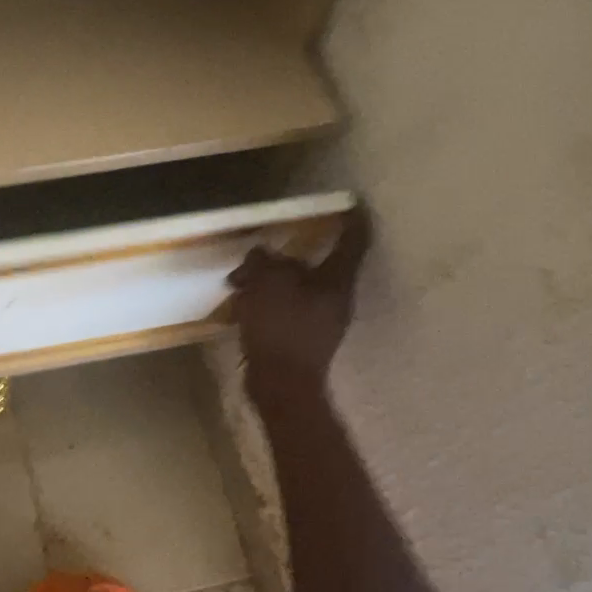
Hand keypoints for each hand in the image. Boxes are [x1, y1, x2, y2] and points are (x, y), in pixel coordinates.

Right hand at [227, 204, 371, 404]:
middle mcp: (336, 300)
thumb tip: (260, 254)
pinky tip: (243, 308)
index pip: (352, 242)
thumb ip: (264, 263)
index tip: (351, 204)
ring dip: (270, 283)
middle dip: (285, 259)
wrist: (281, 386)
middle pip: (316, 268)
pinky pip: (285, 312)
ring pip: (296, 291)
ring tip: (239, 284)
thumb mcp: (266, 285)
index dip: (352, 221)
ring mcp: (320, 324)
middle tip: (257, 255)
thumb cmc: (280, 329)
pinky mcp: (302, 342)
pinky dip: (267, 305)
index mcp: (337, 282)